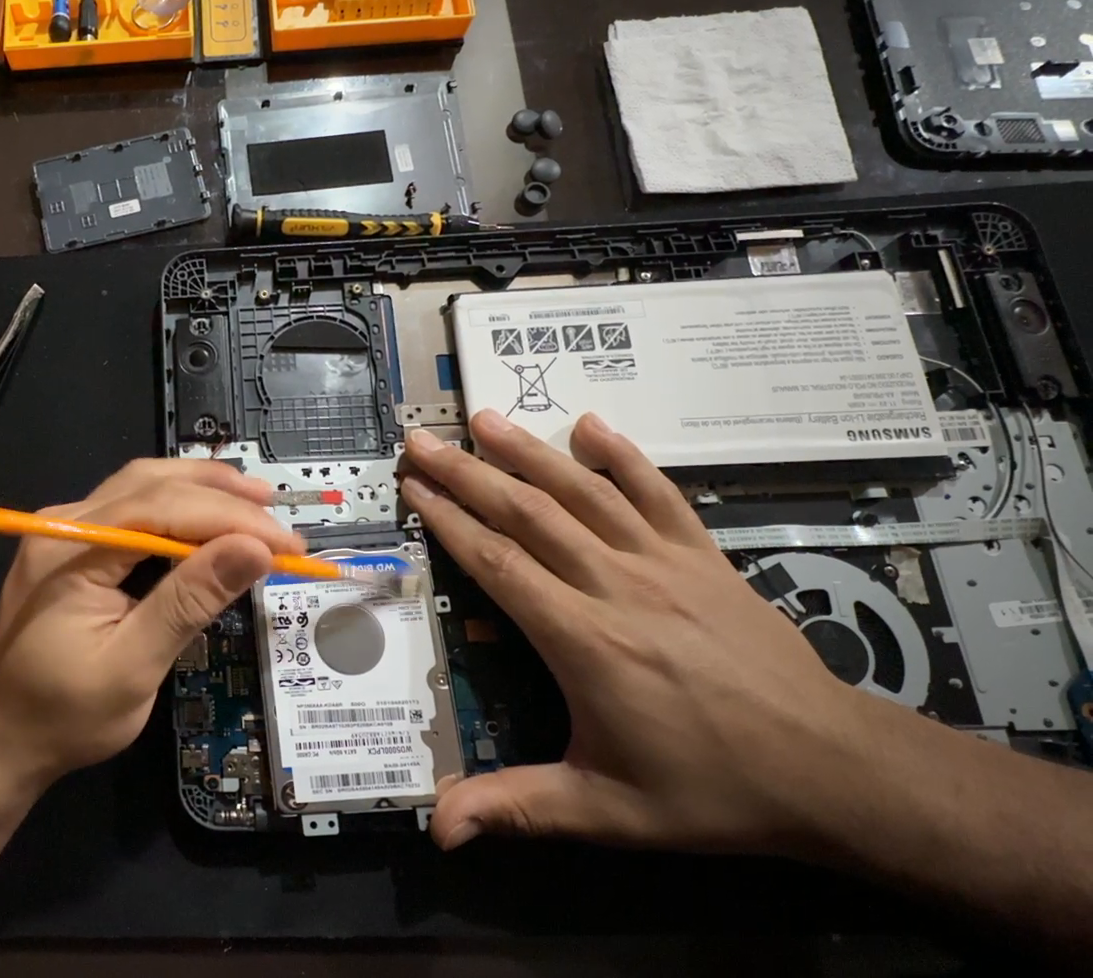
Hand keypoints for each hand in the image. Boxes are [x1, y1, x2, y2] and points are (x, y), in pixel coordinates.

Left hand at [0, 459, 301, 787]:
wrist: (0, 739)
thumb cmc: (63, 716)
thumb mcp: (133, 666)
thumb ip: (190, 601)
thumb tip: (255, 549)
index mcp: (70, 550)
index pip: (162, 507)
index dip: (230, 518)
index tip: (286, 545)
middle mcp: (64, 524)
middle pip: (151, 483)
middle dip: (222, 496)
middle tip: (281, 520)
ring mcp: (64, 531)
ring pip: (142, 486)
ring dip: (202, 491)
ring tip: (257, 504)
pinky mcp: (72, 546)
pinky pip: (131, 508)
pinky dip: (178, 509)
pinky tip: (210, 521)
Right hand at [402, 410, 910, 857]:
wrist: (835, 772)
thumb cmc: (710, 789)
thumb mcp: (606, 811)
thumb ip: (517, 808)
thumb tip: (438, 828)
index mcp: (584, 640)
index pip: (499, 563)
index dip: (449, 520)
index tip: (412, 488)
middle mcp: (617, 587)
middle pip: (529, 513)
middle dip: (467, 473)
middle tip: (421, 441)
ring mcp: (665, 565)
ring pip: (585, 492)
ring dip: (529, 452)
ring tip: (484, 421)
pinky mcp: (705, 558)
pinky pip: (660, 494)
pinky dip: (624, 457)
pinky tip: (591, 426)